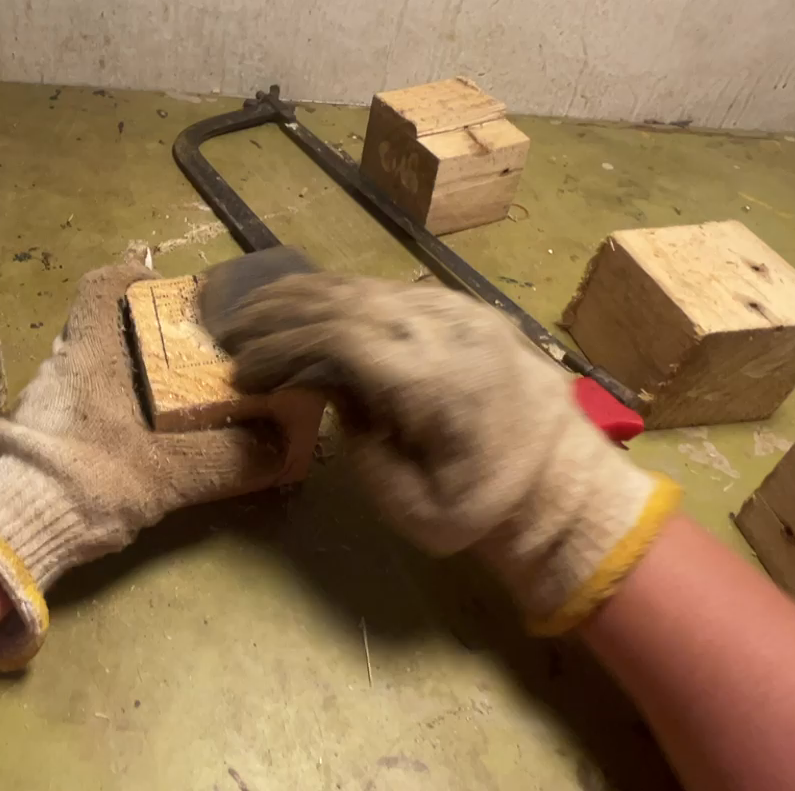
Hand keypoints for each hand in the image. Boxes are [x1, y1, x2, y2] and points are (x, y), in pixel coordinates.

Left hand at [0, 258, 284, 668]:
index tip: (156, 282)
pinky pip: (68, 406)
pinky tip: (119, 443)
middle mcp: (59, 366)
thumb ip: (228, 459)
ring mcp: (37, 401)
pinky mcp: (27, 437)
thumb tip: (279, 447)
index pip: (99, 288)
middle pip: (95, 329)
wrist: (13, 528)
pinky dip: (96, 411)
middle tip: (175, 353)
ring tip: (156, 401)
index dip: (127, 274)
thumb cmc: (91, 475)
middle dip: (132, 335)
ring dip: (114, 376)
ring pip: (82, 370)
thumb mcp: (171, 471)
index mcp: (89, 353)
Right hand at [215, 273, 681, 633]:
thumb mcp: (414, 507)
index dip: (280, 348)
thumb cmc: (484, 509)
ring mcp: (453, 308)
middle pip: (342, 301)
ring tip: (254, 313)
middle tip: (230, 332)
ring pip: (360, 285)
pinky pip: (383, 287)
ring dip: (299, 296)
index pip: (338, 338)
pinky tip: (305, 306)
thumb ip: (360, 447)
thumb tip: (330, 389)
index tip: (242, 370)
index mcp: (434, 379)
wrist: (563, 482)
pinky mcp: (458, 305)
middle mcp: (442, 328)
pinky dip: (334, 294)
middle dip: (276, 314)